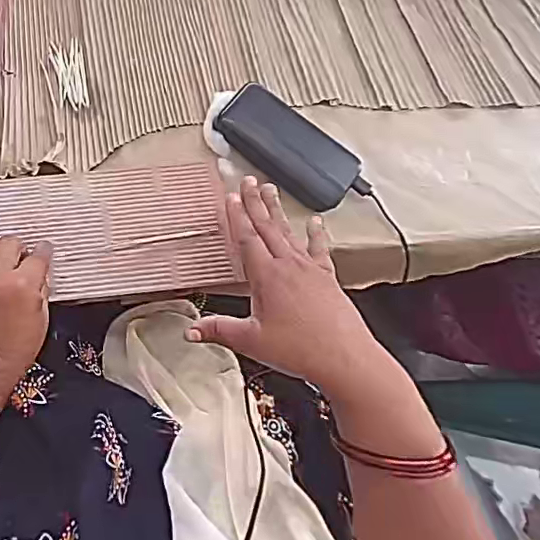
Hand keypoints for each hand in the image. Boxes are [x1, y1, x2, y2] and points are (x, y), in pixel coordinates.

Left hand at [0, 236, 53, 397]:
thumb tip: (40, 272)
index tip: (43, 252)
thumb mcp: (41, 318)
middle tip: (20, 262)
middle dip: (19, 251)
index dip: (43, 252)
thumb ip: (41, 289)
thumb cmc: (12, 351)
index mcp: (24, 285)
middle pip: (11, 242)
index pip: (39, 254)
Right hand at [188, 176, 393, 398]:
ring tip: (271, 190)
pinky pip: (318, 248)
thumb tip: (193, 330)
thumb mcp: (252, 341)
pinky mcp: (327, 277)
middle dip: (254, 201)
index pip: (247, 238)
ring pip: (288, 231)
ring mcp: (310, 269)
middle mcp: (289, 266)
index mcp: (267, 277)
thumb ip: (220, 330)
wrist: (346, 359)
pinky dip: (316, 233)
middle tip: (248, 180)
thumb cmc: (302, 350)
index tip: (231, 196)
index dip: (237, 216)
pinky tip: (315, 222)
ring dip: (277, 209)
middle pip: (267, 226)